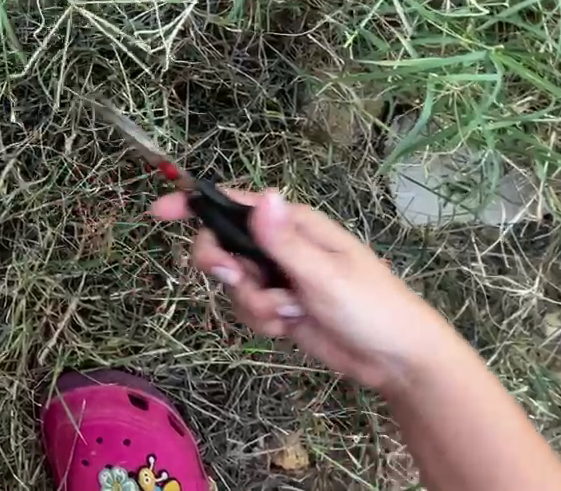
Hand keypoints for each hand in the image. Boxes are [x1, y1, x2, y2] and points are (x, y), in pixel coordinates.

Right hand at [156, 189, 470, 394]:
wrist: (401, 365)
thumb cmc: (373, 308)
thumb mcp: (325, 275)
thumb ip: (284, 240)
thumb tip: (261, 194)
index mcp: (291, 223)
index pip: (232, 203)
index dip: (192, 204)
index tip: (159, 211)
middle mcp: (278, 244)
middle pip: (221, 243)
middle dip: (221, 265)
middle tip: (235, 279)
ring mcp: (277, 275)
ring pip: (231, 280)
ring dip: (250, 301)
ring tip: (285, 314)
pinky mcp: (278, 305)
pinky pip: (246, 306)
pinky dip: (260, 319)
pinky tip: (289, 327)